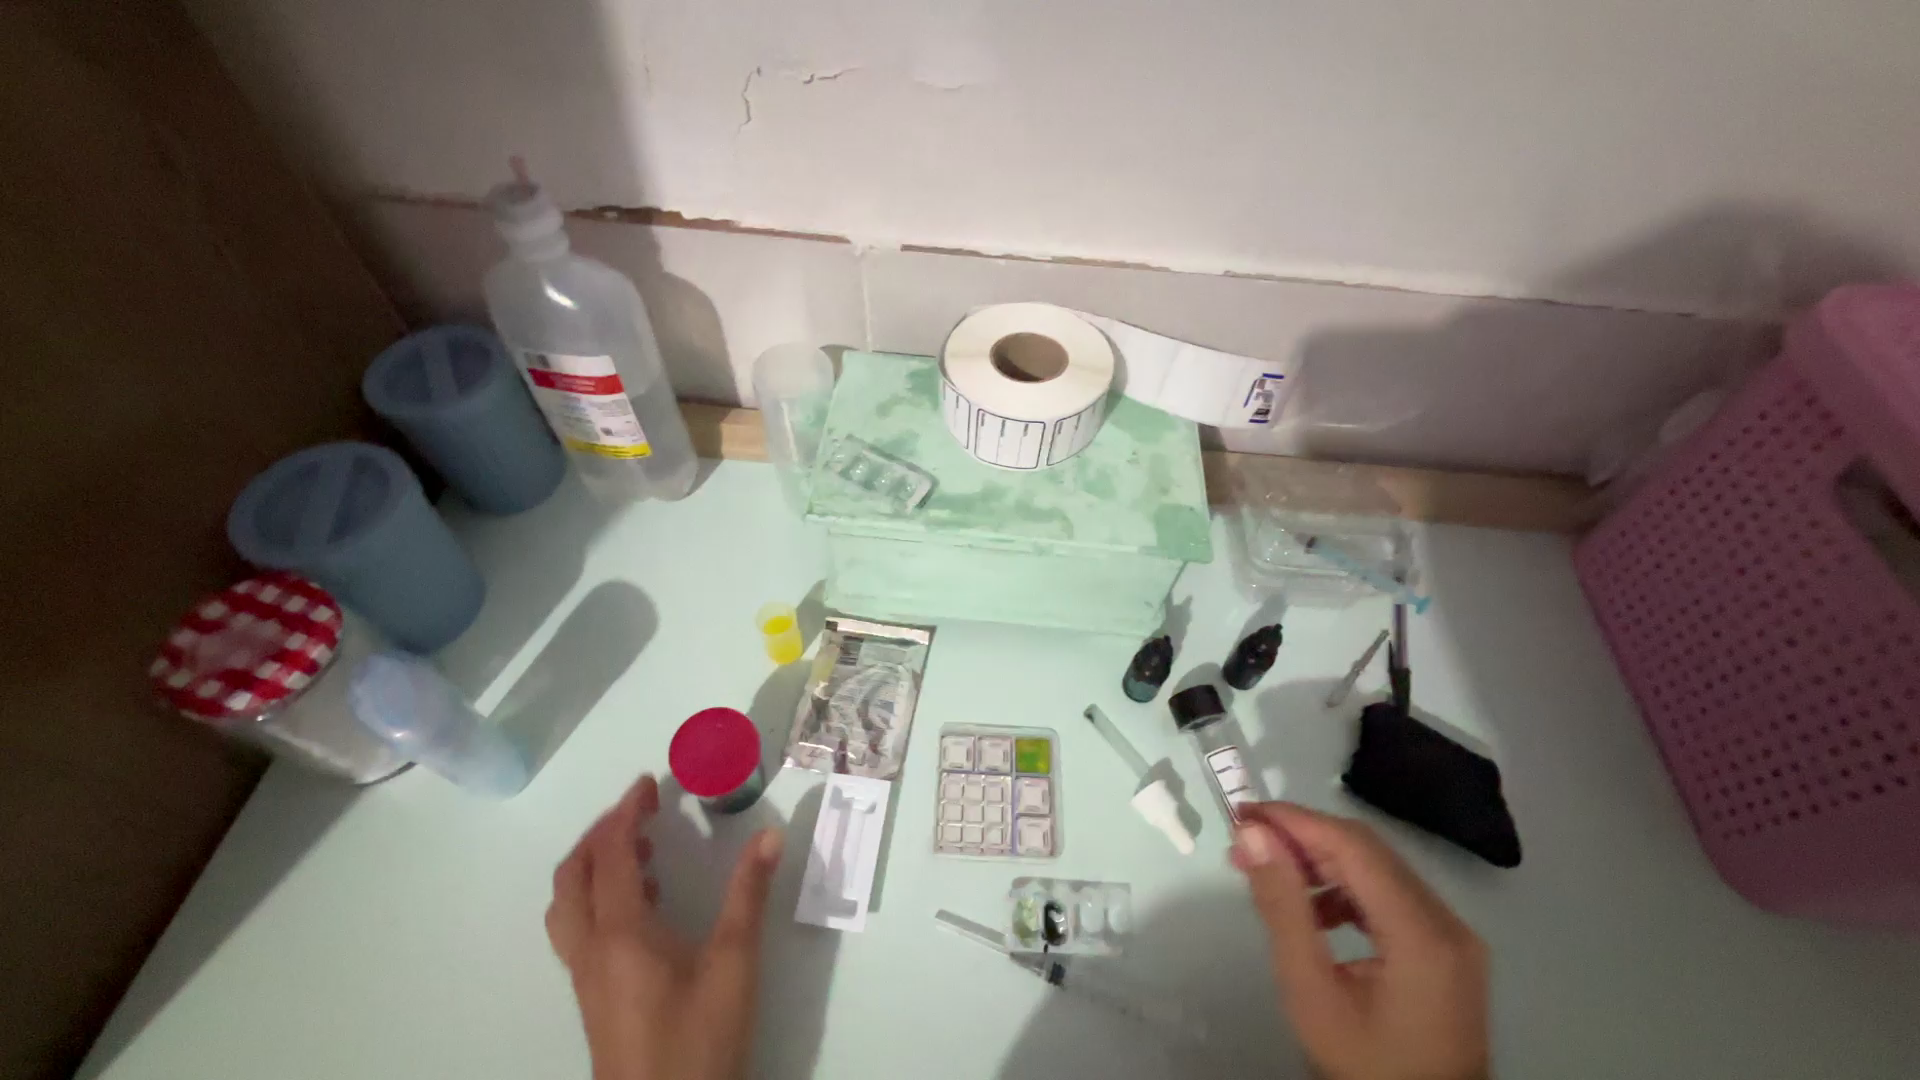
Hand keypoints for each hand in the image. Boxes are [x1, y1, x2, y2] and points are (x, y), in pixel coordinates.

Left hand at [547, 774, 784, 1079]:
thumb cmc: (699, 1040)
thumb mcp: (734, 964)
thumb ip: (749, 895)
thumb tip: (769, 835)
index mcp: (620, 933)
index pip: (612, 855)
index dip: (626, 813)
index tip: (648, 783)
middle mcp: (591, 949)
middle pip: (574, 875)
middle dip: (602, 833)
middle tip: (641, 810)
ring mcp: (587, 976)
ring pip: (569, 905)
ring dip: (595, 865)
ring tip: (644, 850)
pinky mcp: (594, 997)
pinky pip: (580, 929)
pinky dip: (600, 897)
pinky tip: (646, 905)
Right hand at [1232, 802, 1488, 1079]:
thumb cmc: (1363, 1066)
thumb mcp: (1310, 992)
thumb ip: (1282, 908)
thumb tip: (1253, 835)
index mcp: (1422, 934)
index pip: (1353, 847)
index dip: (1295, 821)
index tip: (1242, 814)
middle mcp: (1448, 922)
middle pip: (1367, 852)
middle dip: (1302, 838)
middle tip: (1244, 843)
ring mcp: (1453, 935)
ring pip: (1377, 869)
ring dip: (1320, 861)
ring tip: (1268, 874)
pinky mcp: (1446, 948)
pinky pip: (1390, 895)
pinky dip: (1345, 888)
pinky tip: (1311, 909)